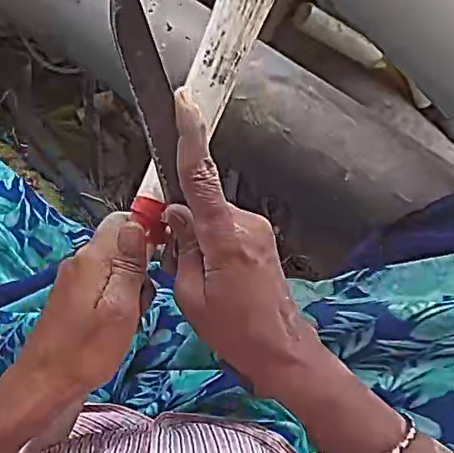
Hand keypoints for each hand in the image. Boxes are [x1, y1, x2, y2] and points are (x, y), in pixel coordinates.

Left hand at [5, 210, 150, 404]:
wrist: (45, 385)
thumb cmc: (86, 351)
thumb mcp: (120, 308)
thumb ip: (130, 265)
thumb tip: (137, 224)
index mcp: (91, 258)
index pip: (123, 220)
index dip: (148, 230)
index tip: (164, 256)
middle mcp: (80, 263)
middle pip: (122, 246)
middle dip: (142, 268)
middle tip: (143, 301)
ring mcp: (75, 282)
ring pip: (117, 269)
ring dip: (132, 289)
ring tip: (131, 319)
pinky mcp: (74, 300)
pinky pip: (106, 288)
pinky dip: (119, 302)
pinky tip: (119, 325)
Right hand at [163, 88, 328, 396]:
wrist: (282, 350)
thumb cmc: (236, 331)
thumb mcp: (190, 295)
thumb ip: (179, 248)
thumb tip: (175, 217)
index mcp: (224, 236)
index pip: (201, 175)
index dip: (190, 136)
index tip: (183, 103)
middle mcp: (245, 224)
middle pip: (199, 200)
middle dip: (178, 220)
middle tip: (171, 257)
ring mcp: (257, 230)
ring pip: (210, 217)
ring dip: (195, 237)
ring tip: (199, 279)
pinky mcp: (261, 239)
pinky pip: (224, 228)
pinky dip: (210, 242)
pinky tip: (212, 275)